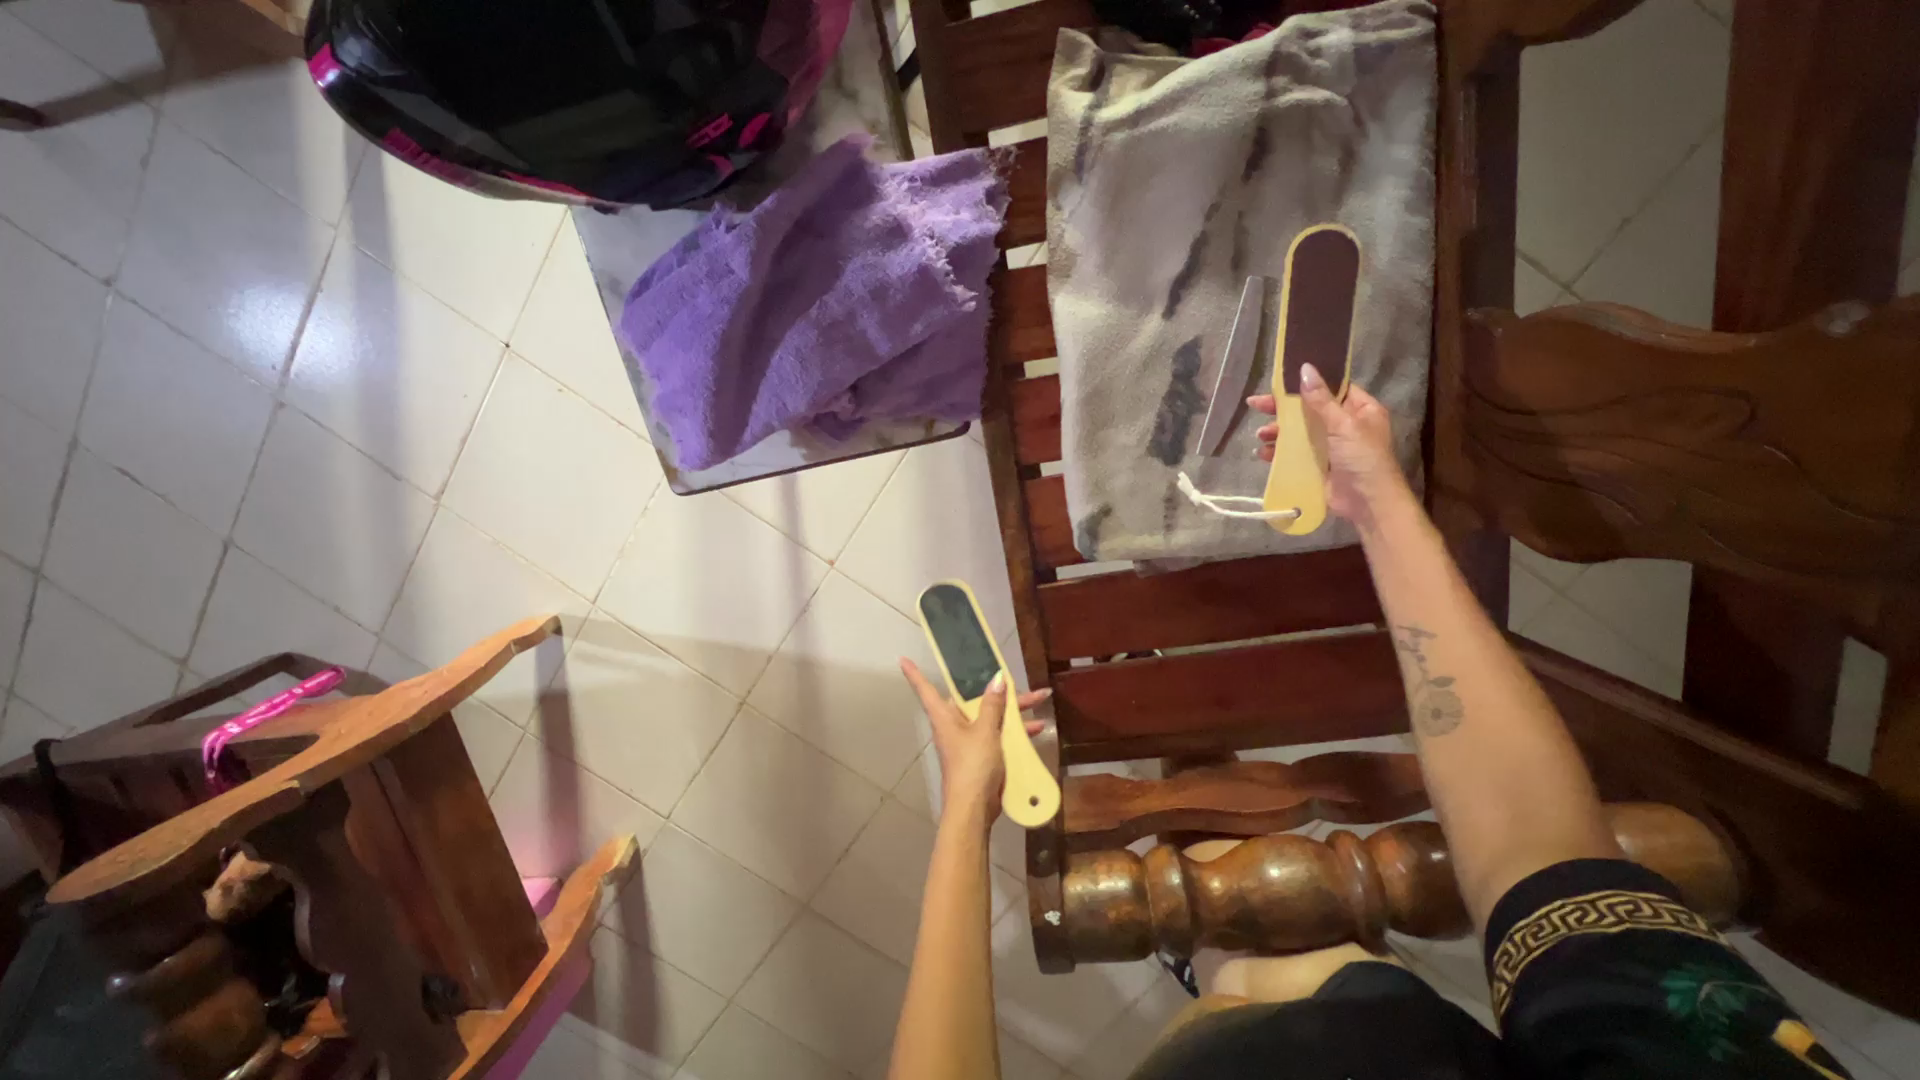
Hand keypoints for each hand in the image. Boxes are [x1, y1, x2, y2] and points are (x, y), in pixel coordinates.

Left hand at [901, 660, 1049, 823]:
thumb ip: (992, 705)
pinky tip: (1036, 729)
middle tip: (1019, 681)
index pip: (926, 690)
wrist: (974, 808)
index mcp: (945, 717)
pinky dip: (1015, 731)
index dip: (915, 675)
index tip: (903, 660)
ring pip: (991, 717)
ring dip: (1013, 711)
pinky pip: (998, 735)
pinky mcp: (982, 755)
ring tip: (1040, 700)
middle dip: (999, 691)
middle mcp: (954, 725)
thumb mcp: (985, 732)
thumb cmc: (972, 765)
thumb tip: (997, 678)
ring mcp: (969, 741)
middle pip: (973, 700)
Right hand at [1249, 363, 1405, 526]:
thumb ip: (1321, 399)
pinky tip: (1264, 453)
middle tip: (1256, 405)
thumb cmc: (1363, 458)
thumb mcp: (1344, 424)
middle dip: (1282, 409)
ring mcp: (1329, 446)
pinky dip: (1279, 452)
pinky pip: (1295, 453)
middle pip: (1308, 410)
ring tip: (1261, 435)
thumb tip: (1304, 369)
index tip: (1281, 381)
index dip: (1306, 384)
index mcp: (1360, 409)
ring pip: (1298, 431)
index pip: (1331, 389)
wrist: (1368, 502)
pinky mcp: (1317, 464)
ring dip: (1278, 432)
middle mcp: (1344, 424)